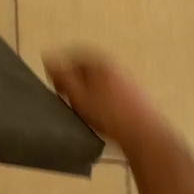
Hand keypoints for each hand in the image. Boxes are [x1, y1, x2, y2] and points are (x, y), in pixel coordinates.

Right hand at [45, 49, 169, 151]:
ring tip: (84, 112)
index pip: (72, 56)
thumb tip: (47, 59)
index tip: (55, 88)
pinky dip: (102, 103)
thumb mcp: (78, 95)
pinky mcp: (137, 99)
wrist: (146, 137)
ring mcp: (128, 82)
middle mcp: (115, 66)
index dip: (60, 71)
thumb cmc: (108, 114)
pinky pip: (111, 95)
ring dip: (89, 95)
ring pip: (99, 84)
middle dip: (75, 84)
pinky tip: (101, 119)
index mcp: (100, 61)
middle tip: (67, 101)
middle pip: (86, 70)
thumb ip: (61, 76)